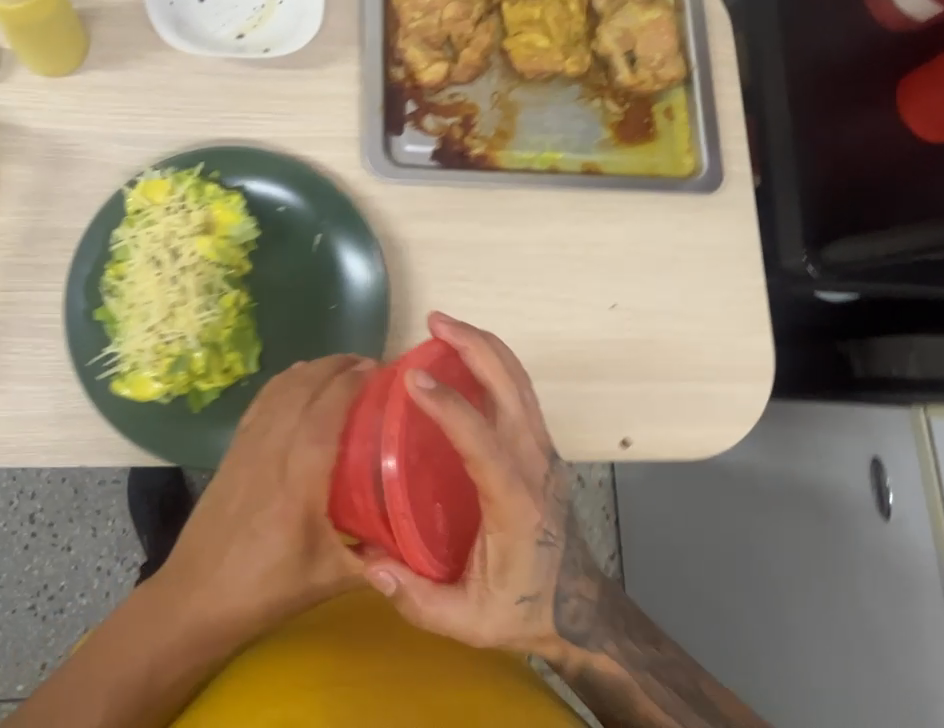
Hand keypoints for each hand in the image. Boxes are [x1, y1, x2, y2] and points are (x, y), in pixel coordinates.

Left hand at [154, 354, 373, 633]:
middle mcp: (272, 450)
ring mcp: (248, 446)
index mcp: (299, 478)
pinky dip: (283, 381)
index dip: (352, 384)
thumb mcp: (330, 579)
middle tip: (371, 365)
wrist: (197, 596)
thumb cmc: (266, 589)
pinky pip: (261, 402)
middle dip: (336, 367)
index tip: (381, 371)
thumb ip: (377, 559)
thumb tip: (421, 543)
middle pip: (303, 389)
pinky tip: (298, 378)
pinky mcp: (233, 450)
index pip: (327, 412)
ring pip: (280, 390)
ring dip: (311, 370)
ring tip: (342, 366)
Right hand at [362, 312, 579, 658]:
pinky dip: (493, 364)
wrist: (578, 609)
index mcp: (515, 502)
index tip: (412, 379)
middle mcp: (534, 464)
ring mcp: (542, 451)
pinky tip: (462, 359)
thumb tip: (365, 561)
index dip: (450, 406)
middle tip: (433, 322)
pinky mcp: (541, 448)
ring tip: (444, 327)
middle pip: (512, 387)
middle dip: (474, 345)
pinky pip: (519, 392)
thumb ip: (415, 598)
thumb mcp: (466, 622)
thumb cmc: (522, 610)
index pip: (484, 440)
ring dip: (484, 346)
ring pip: (519, 381)